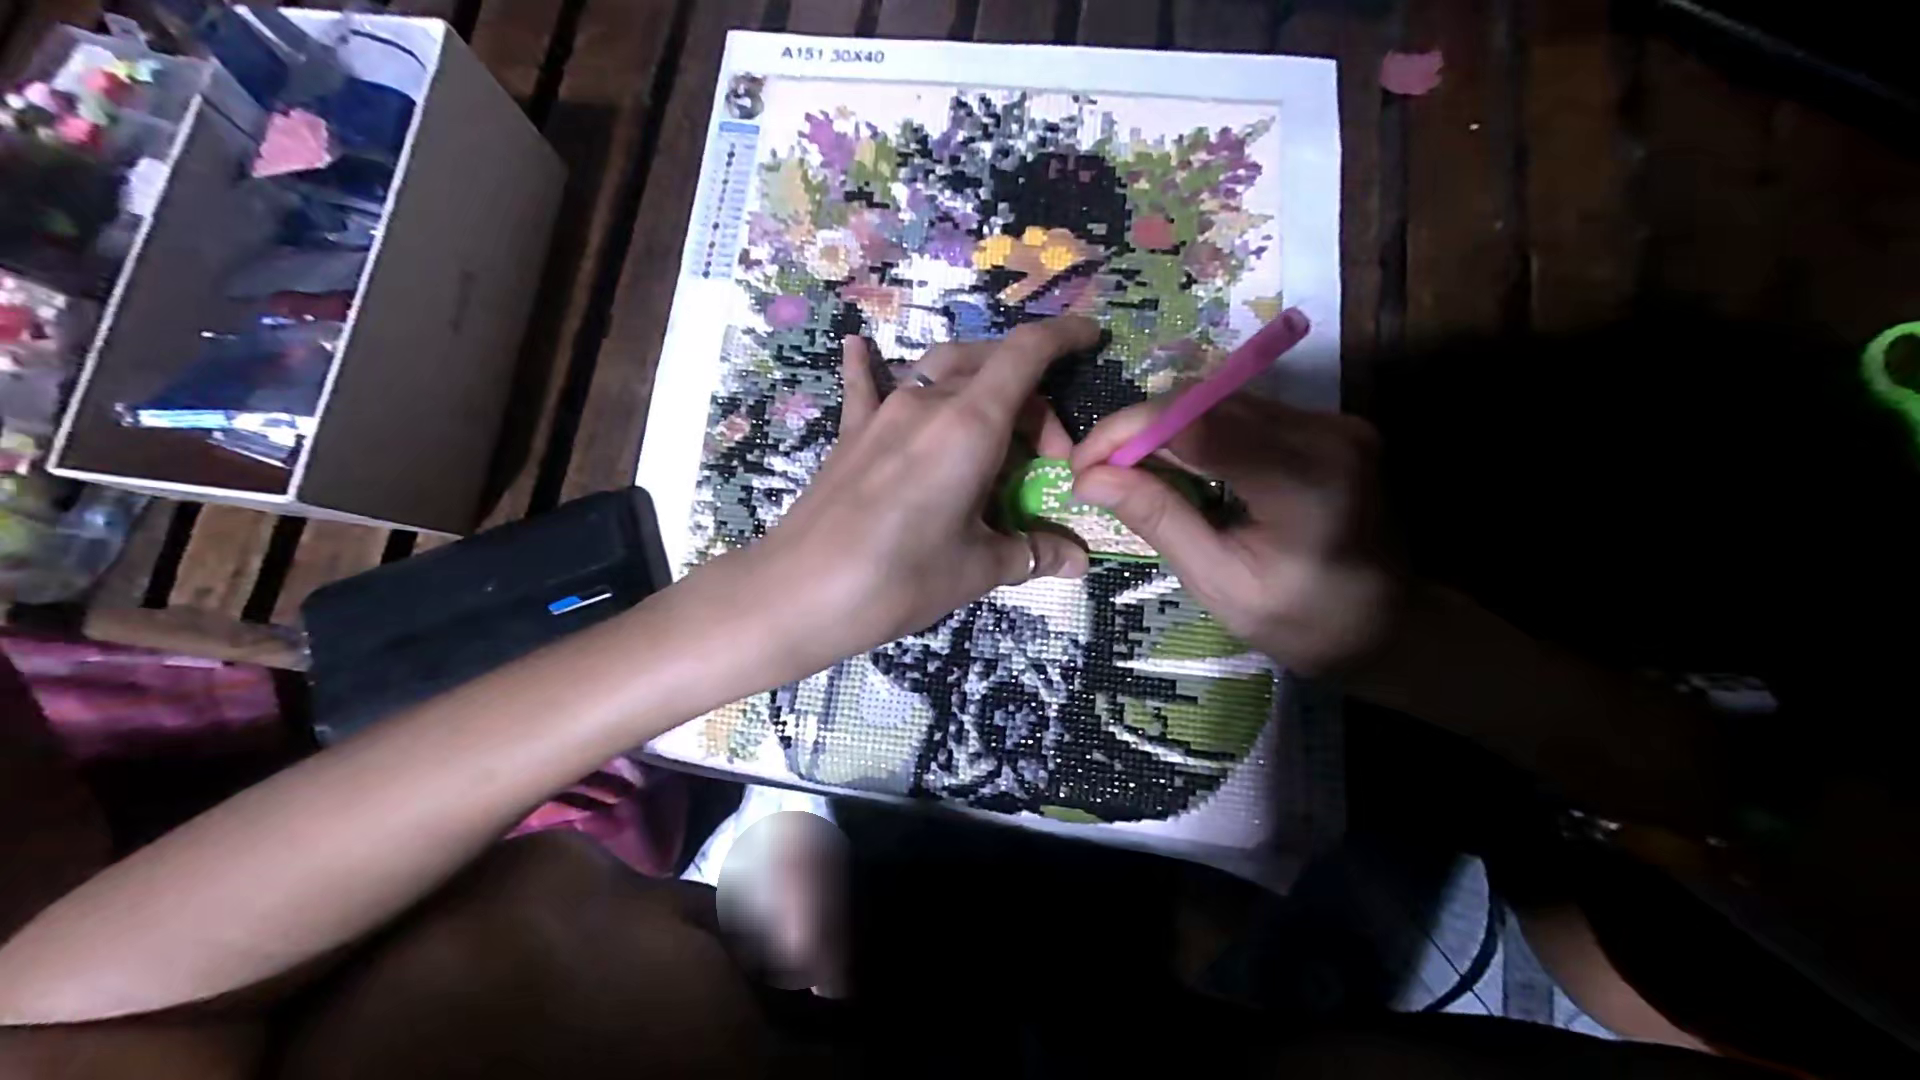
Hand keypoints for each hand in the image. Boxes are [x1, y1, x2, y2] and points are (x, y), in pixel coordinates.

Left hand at [739, 317, 1096, 668]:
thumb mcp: (977, 568)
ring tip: (993, 425)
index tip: (1090, 337)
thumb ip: (1032, 553)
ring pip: (941, 373)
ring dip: (978, 386)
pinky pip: (867, 389)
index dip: (1062, 337)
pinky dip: (871, 368)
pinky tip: (856, 345)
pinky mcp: (851, 435)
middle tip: (1044, 458)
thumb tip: (1078, 561)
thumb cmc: (899, 578)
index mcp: (969, 425)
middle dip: (1031, 399)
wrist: (799, 592)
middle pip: (991, 368)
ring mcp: (883, 414)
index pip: (1025, 354)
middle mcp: (927, 404)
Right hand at [1070, 393, 1399, 674]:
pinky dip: (1194, 432)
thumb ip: (1159, 519)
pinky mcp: (1326, 425)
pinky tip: (1172, 465)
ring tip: (1125, 471)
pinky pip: (1240, 411)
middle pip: (1206, 401)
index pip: (1199, 423)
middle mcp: (1324, 433)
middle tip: (1094, 471)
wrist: (1389, 626)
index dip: (1128, 433)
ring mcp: (1331, 423)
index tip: (1081, 467)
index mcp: (1304, 480)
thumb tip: (1088, 479)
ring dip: (1162, 429)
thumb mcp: (1219, 583)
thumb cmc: (1302, 622)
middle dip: (1136, 429)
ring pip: (1219, 399)